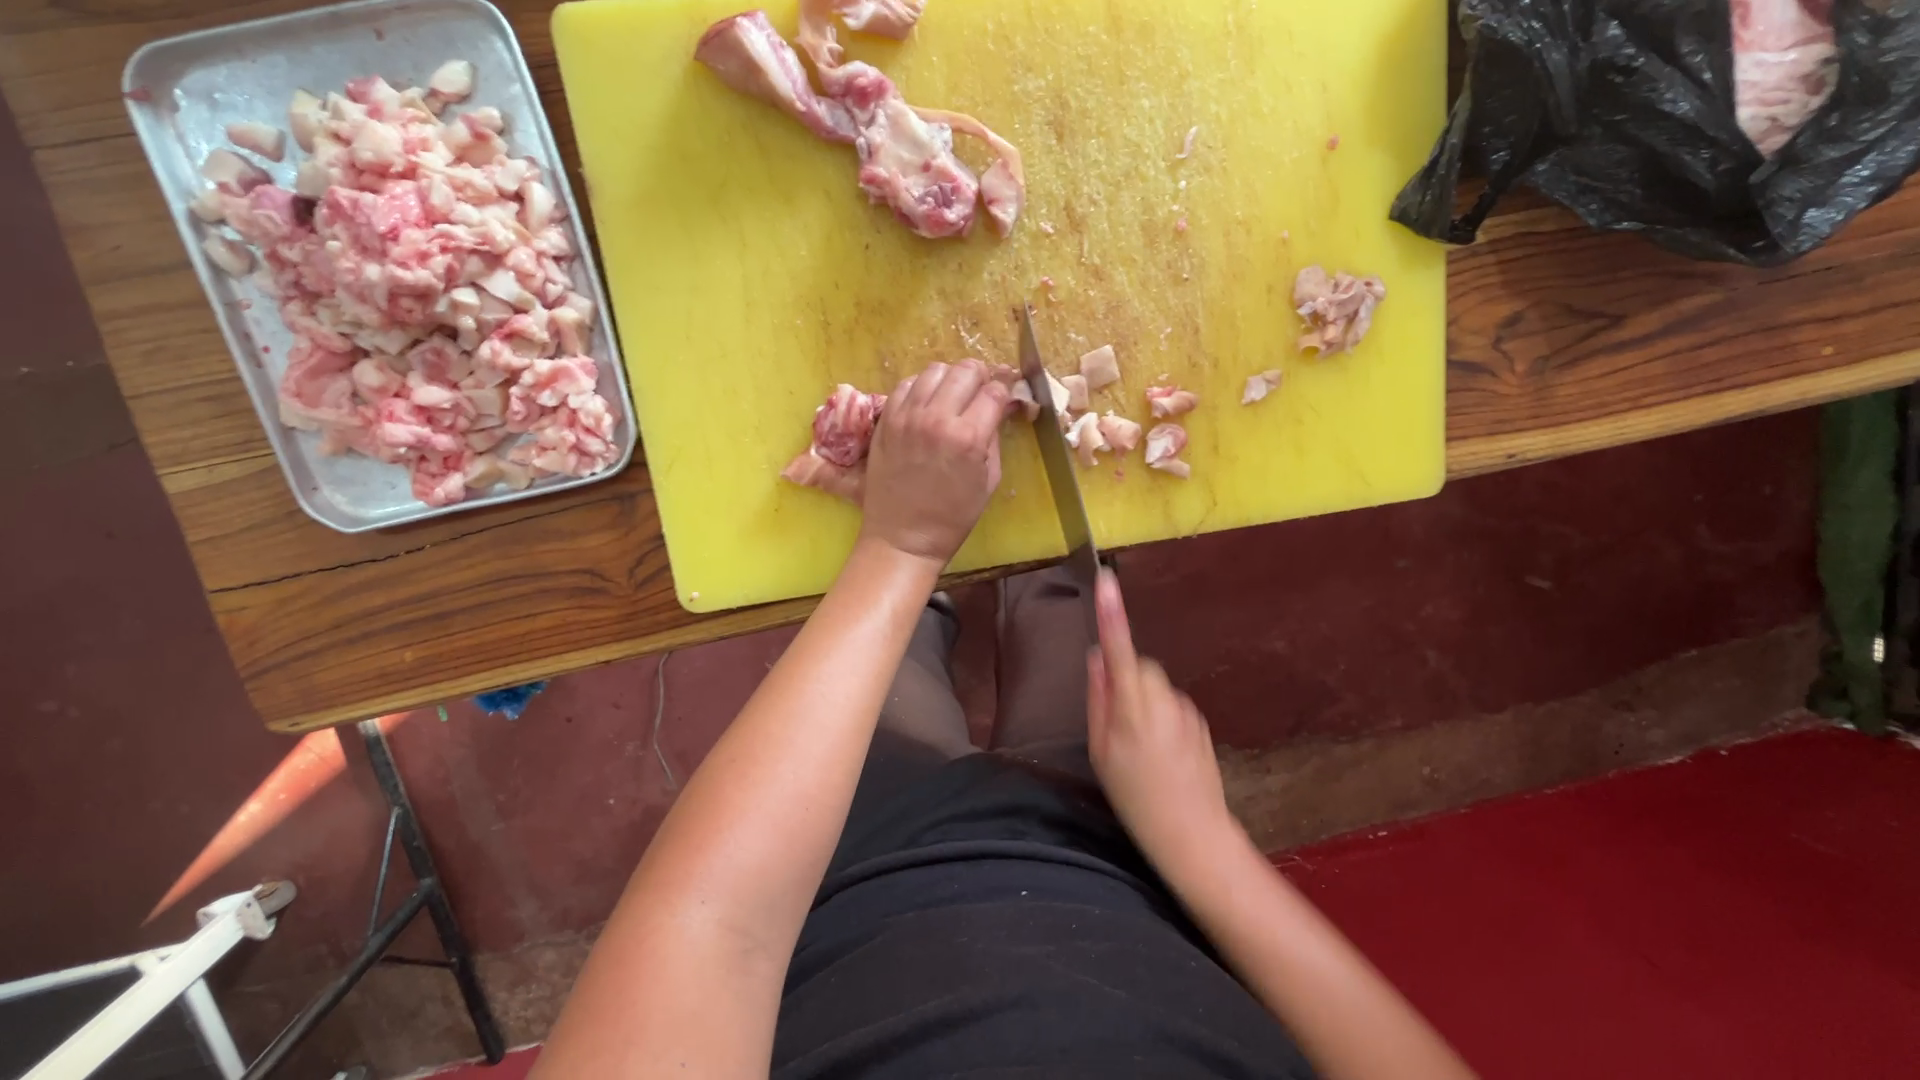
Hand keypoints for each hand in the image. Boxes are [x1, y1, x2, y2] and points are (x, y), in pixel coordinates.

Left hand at [860, 360, 1007, 565]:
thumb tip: (999, 408)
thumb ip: (994, 437)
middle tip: (979, 394)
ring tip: (951, 397)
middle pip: (966, 370)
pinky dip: (922, 388)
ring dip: (950, 379)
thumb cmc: (953, 516)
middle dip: (980, 378)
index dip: (1003, 393)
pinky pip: (907, 384)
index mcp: (968, 437)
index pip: (994, 391)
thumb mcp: (989, 479)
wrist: (904, 536)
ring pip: (935, 370)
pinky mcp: (887, 419)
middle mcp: (937, 418)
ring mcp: (908, 416)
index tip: (1002, 401)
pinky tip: (926, 405)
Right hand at [1087, 568, 1234, 864]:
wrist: (1192, 833)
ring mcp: (1186, 710)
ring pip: (1156, 686)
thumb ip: (1097, 699)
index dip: (1112, 614)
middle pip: (1140, 667)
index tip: (1107, 580)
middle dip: (1128, 682)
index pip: (1119, 649)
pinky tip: (1162, 754)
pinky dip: (1162, 718)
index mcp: (1132, 707)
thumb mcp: (1101, 752)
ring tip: (1141, 748)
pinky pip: (1172, 705)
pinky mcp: (1200, 722)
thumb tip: (1096, 657)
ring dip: (1145, 702)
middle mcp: (1163, 699)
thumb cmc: (1135, 796)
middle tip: (1116, 726)